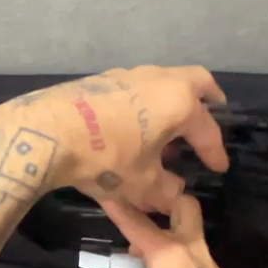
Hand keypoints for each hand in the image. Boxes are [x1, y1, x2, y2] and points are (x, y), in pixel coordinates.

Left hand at [2, 66, 228, 212]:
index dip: (214, 152)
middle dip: (207, 100)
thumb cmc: (106, 159)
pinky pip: (136, 88)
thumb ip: (165, 190)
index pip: (207, 129)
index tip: (219, 167)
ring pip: (163, 82)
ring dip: (171, 104)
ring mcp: (129, 73)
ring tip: (167, 131)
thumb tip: (175, 194)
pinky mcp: (102, 79)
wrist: (48, 134)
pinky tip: (134, 127)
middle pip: (195, 82)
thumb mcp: (141, 184)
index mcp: (179, 102)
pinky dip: (145, 104)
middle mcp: (159, 79)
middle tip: (210, 117)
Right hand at [97, 196, 256, 267]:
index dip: (120, 210)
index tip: (107, 193)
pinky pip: (193, 249)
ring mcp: (209, 264)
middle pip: (184, 207)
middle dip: (162, 200)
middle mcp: (193, 250)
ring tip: (140, 247)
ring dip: (167, 226)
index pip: (139, 225)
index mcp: (171, 255)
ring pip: (190, 228)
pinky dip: (175, 246)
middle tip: (140, 206)